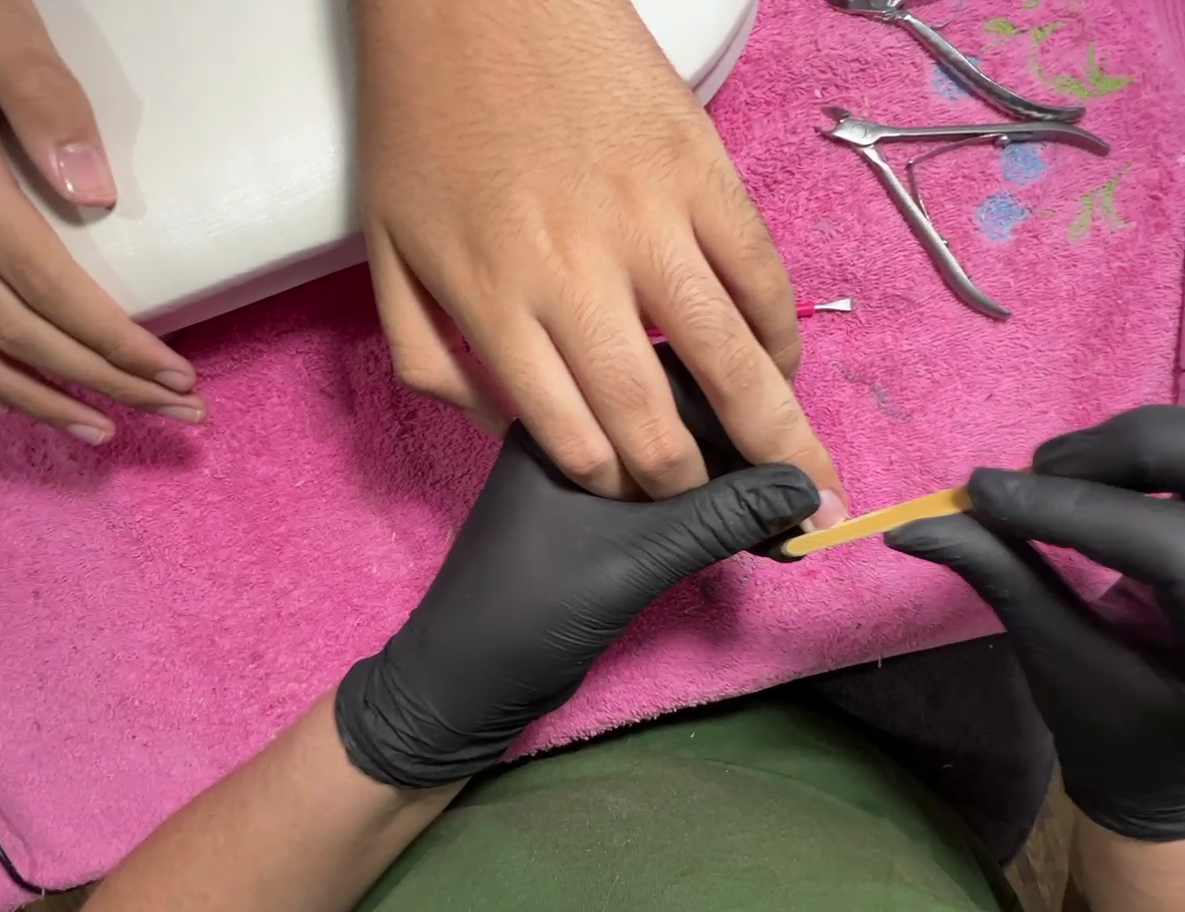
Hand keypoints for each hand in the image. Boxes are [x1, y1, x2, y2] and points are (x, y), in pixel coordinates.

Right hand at [0, 0, 202, 442]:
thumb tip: (97, 196)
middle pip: (10, 329)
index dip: (115, 342)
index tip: (176, 376)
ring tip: (101, 429)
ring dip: (31, 400)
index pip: (46, 283)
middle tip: (172, 412)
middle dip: (102, 381)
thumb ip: (43, 97)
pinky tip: (10, 398)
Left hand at [336, 425, 818, 787]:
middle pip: (689, 425)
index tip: (812, 461)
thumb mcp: (633, 559)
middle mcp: (582, 433)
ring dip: (740, 494)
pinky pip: (672, 503)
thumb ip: (720, 517)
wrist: (464, 684)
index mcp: (572, 418)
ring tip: (791, 527)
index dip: (752, 417)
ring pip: (686, 466)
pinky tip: (756, 536)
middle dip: (754, 461)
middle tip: (812, 501)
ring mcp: (593, 479)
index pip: (679, 389)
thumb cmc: (533, 610)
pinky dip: (716, 518)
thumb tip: (810, 489)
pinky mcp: (602, 522)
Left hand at [352, 0, 844, 522]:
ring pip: (730, 363)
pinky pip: (763, 280)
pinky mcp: (702, 173)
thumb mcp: (386, 260)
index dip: (618, 491)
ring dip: (771, 435)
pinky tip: (778, 364)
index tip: (638, 499)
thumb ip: (429, 364)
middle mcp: (579, 281)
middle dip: (698, 490)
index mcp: (499, 310)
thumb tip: (502, 433)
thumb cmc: (425, 124)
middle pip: (659, 426)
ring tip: (798, 473)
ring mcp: (650, 225)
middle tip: (728, 513)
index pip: (581, 444)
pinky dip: (780, 337)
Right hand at [887, 407, 1184, 839]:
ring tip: (1073, 464)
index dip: (1084, 511)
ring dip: (1170, 440)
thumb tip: (914, 527)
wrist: (1178, 760)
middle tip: (1050, 464)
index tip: (986, 496)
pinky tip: (1114, 470)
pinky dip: (1181, 450)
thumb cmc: (1114, 727)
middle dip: (1159, 450)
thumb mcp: (1051, 661)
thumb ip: (999, 578)